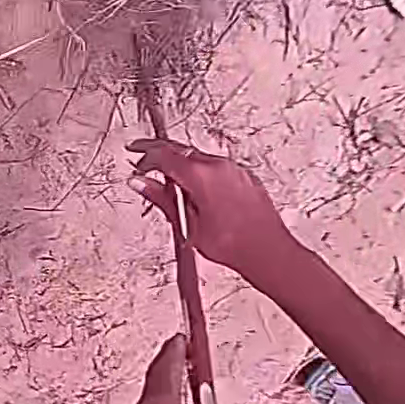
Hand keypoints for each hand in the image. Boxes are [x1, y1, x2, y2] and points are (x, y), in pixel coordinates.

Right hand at [127, 138, 297, 279]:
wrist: (269, 253)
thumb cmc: (232, 244)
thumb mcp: (186, 223)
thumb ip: (161, 198)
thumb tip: (140, 183)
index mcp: (201, 175)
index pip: (163, 154)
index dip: (145, 156)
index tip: (135, 160)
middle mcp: (219, 166)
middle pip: (180, 150)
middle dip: (158, 153)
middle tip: (142, 158)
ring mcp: (234, 170)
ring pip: (197, 157)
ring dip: (179, 163)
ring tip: (166, 180)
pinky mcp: (244, 176)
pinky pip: (214, 166)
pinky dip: (198, 171)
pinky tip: (192, 187)